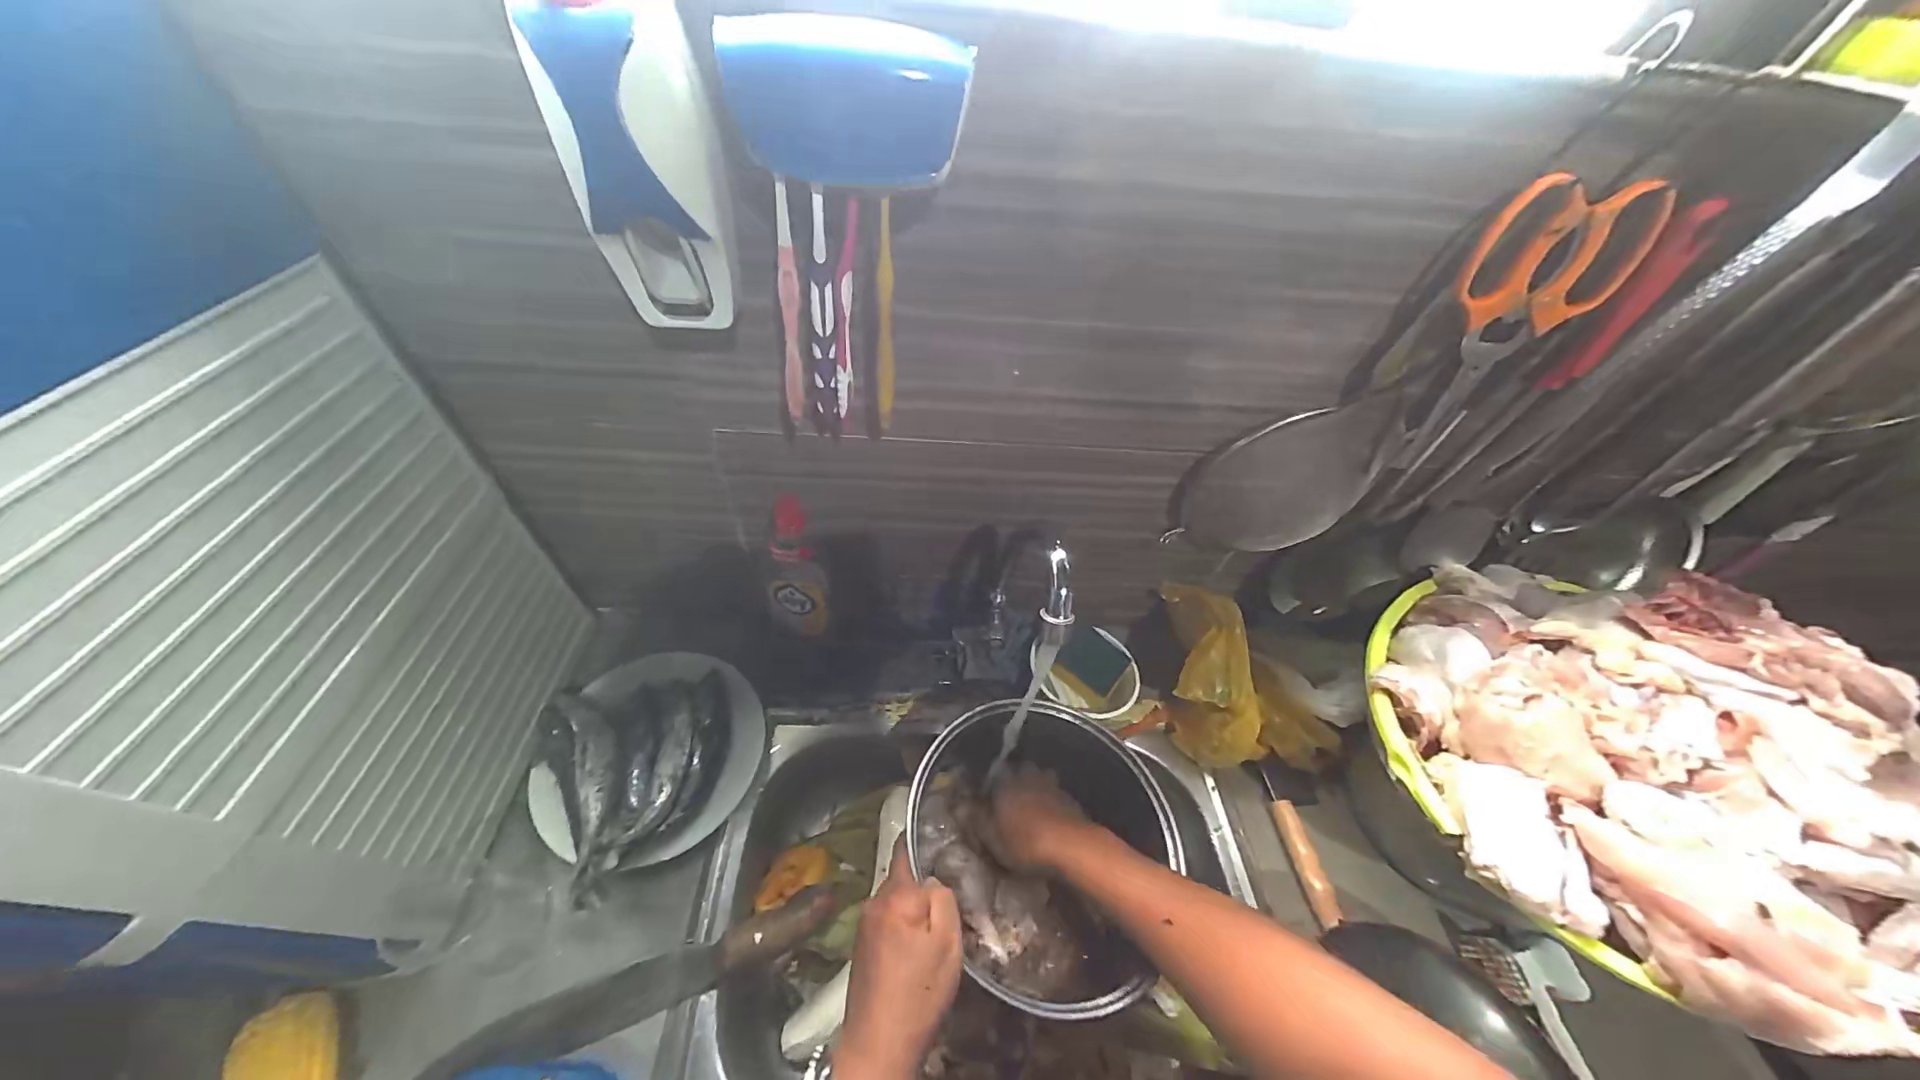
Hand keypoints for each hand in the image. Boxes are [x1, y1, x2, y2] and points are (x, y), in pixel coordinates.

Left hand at [833, 838, 961, 1079]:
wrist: (877, 1044)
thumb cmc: (918, 993)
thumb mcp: (947, 943)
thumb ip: (943, 900)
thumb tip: (934, 879)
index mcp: (895, 895)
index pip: (906, 850)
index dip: (924, 840)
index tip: (944, 835)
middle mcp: (874, 902)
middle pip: (902, 877)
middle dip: (922, 880)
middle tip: (950, 889)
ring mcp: (863, 924)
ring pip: (895, 900)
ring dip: (911, 905)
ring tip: (935, 919)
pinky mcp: (861, 945)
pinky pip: (887, 919)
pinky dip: (902, 923)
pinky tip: (916, 943)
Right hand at [988, 763, 1093, 873]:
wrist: (1068, 845)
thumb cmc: (1023, 842)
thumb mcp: (992, 838)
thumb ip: (977, 821)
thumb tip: (964, 807)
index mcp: (1006, 783)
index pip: (996, 771)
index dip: (993, 781)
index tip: (990, 792)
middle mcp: (1028, 777)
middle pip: (1022, 768)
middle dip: (1018, 777)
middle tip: (1013, 795)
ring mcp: (1052, 785)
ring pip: (1042, 776)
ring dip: (1038, 784)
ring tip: (1034, 802)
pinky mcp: (1070, 798)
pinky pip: (1057, 792)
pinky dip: (1053, 799)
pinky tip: (1052, 814)